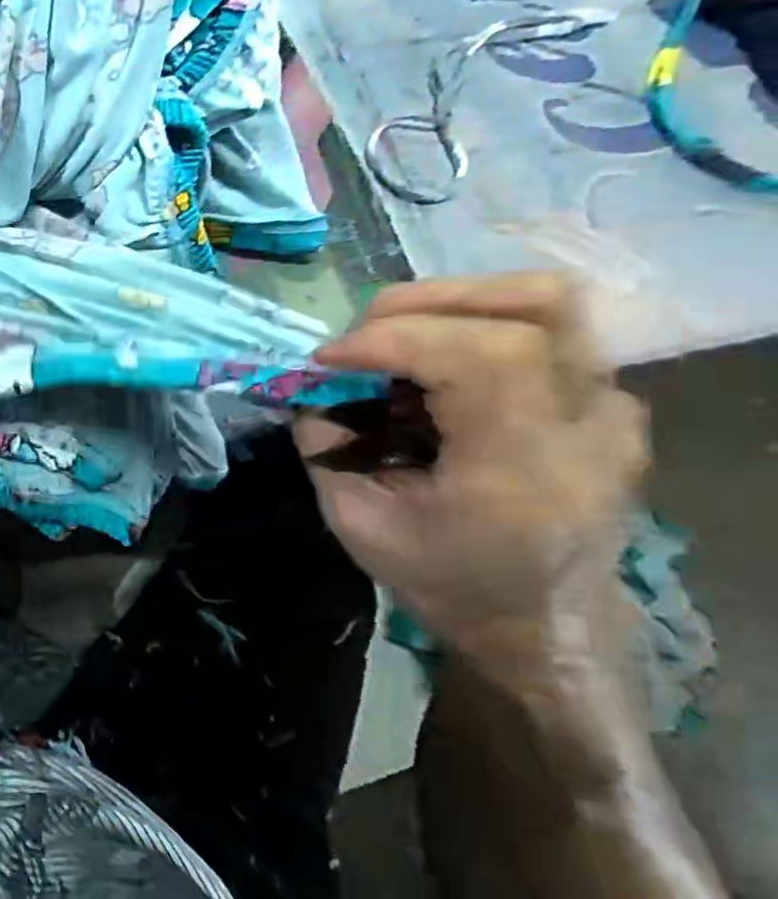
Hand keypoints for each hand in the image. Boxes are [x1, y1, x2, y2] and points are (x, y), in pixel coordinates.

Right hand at [296, 274, 648, 668]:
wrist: (540, 617)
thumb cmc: (442, 575)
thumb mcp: (354, 519)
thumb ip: (325, 443)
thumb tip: (309, 385)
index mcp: (525, 467)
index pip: (484, 355)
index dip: (393, 337)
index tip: (328, 360)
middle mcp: (587, 424)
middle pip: (532, 305)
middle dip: (420, 302)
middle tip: (358, 337)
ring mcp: (608, 407)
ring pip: (545, 301)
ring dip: (450, 302)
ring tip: (391, 336)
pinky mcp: (603, 399)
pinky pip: (542, 329)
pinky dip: (470, 325)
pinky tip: (430, 364)